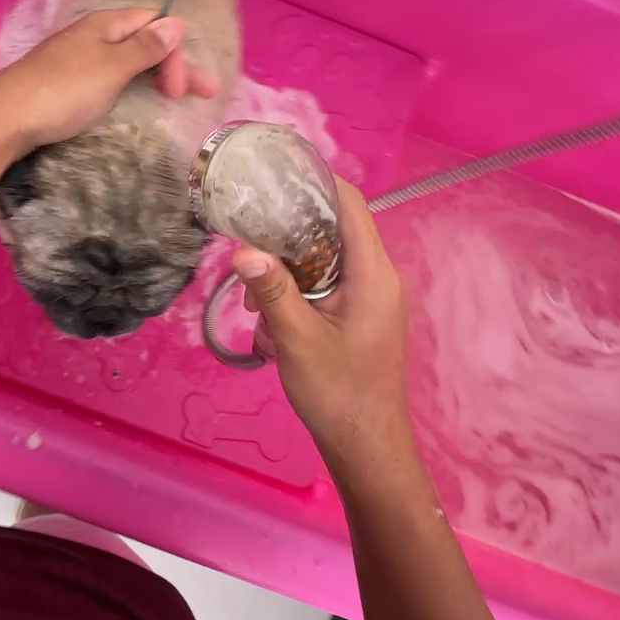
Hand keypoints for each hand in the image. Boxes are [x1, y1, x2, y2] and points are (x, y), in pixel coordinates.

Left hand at [0, 8, 220, 153]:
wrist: (5, 119)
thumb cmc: (62, 92)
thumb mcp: (110, 68)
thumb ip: (144, 48)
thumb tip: (175, 23)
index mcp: (105, 24)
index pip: (155, 21)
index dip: (178, 50)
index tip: (183, 89)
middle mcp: (91, 35)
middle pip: (143, 41)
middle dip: (173, 64)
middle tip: (195, 96)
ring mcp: (75, 59)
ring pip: (125, 60)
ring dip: (151, 74)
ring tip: (171, 97)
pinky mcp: (63, 83)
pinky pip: (107, 77)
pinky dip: (128, 86)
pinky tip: (129, 100)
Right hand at [233, 180, 411, 464]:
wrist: (366, 445)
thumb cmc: (337, 390)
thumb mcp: (296, 338)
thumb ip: (271, 290)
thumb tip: (242, 249)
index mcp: (372, 273)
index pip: (350, 205)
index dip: (317, 182)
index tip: (276, 174)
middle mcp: (378, 277)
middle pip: (335, 227)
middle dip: (290, 229)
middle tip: (249, 233)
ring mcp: (371, 296)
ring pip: (326, 258)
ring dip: (289, 266)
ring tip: (255, 293)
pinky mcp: (361, 314)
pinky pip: (327, 283)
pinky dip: (298, 289)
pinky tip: (271, 316)